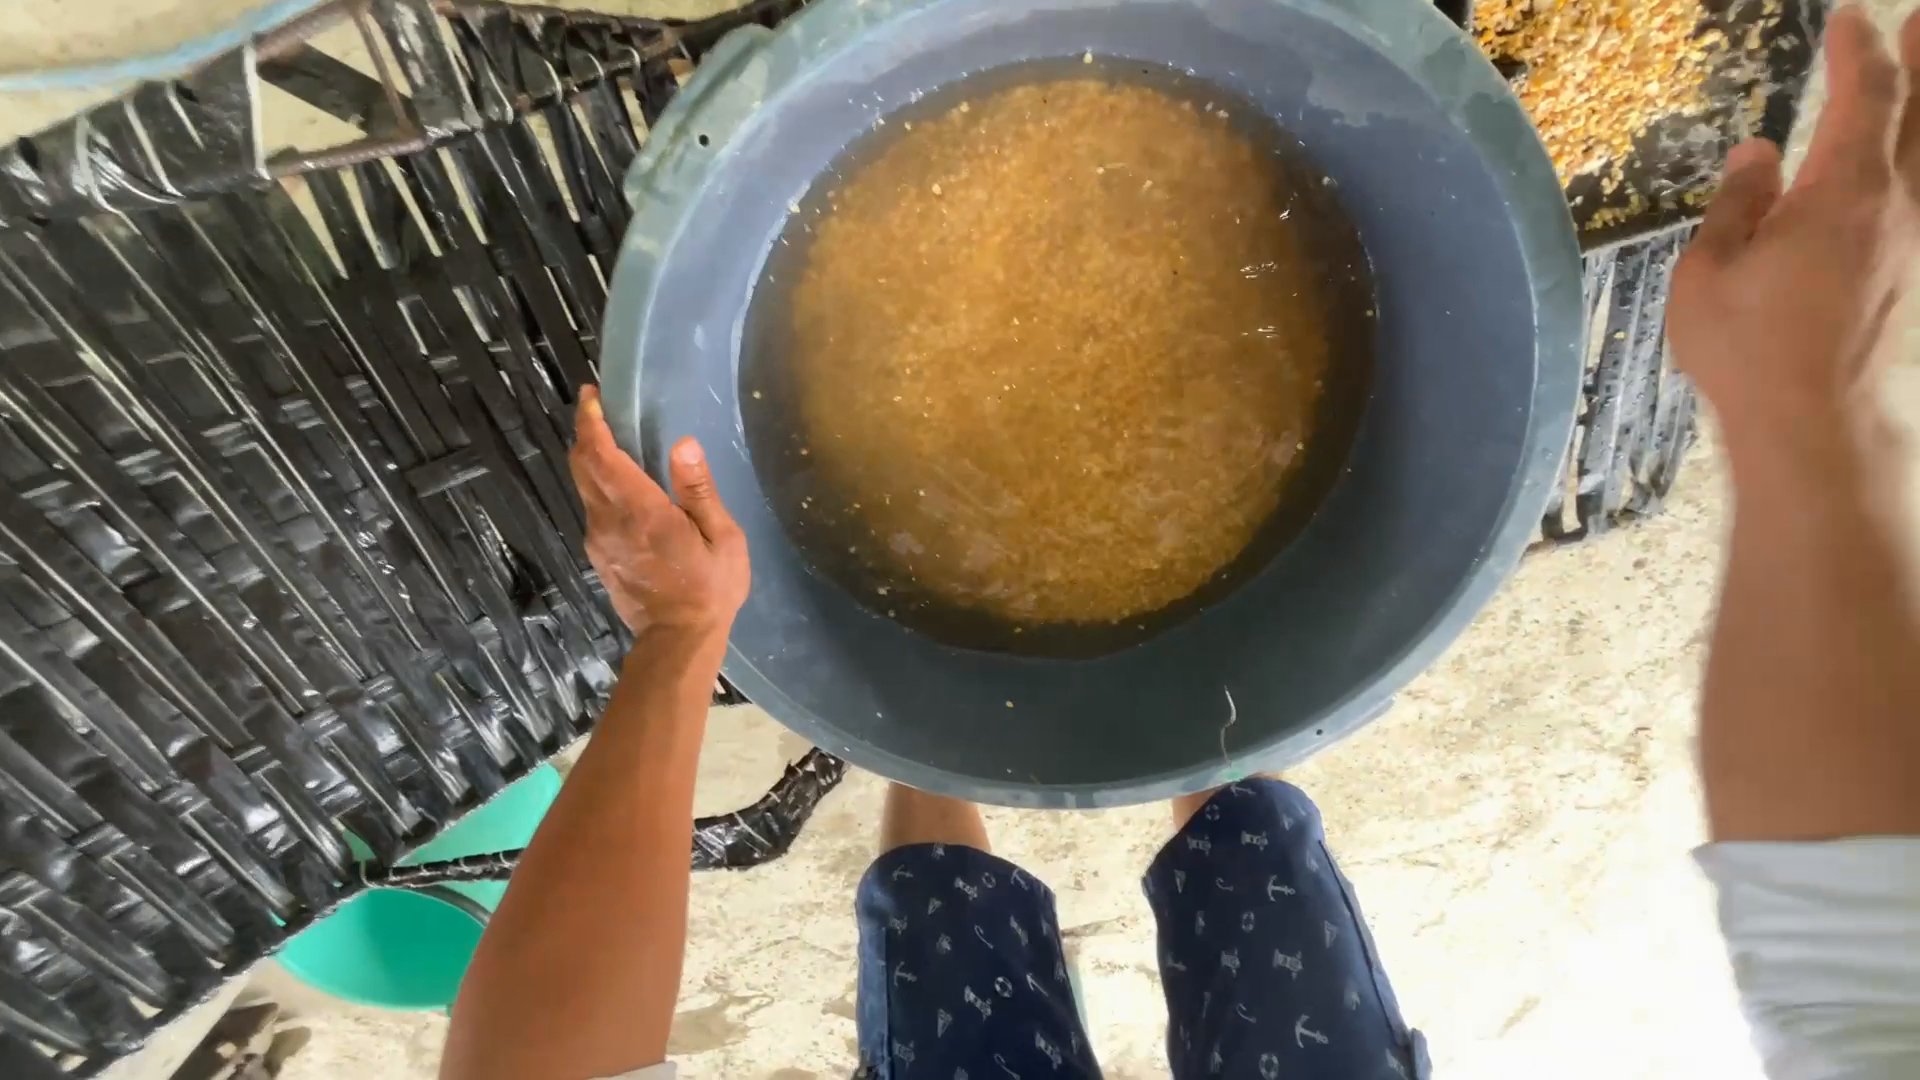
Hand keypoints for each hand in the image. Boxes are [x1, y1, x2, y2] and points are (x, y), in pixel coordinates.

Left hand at [569, 385, 749, 635]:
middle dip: (585, 433)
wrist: (679, 640)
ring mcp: (599, 540)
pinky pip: (593, 508)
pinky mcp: (600, 555)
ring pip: (584, 487)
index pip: (601, 456)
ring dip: (591, 460)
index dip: (591, 422)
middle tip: (598, 409)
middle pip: (582, 466)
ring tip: (612, 441)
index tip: (590, 395)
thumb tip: (683, 445)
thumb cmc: (710, 588)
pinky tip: (621, 486)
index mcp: (641, 511)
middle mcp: (609, 521)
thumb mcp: (722, 538)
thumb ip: (699, 491)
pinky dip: (599, 485)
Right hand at [1669, 6, 1919, 456]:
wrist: (1809, 407)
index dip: (1857, 53)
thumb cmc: (1741, 341)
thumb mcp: (1707, 275)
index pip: (1864, 100)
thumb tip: (1755, 154)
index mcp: (1841, 193)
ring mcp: (1915, 232)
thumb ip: (1734, 209)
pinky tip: (1910, 159)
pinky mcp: (1912, 263)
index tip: (1849, 16)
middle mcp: (1898, 199)